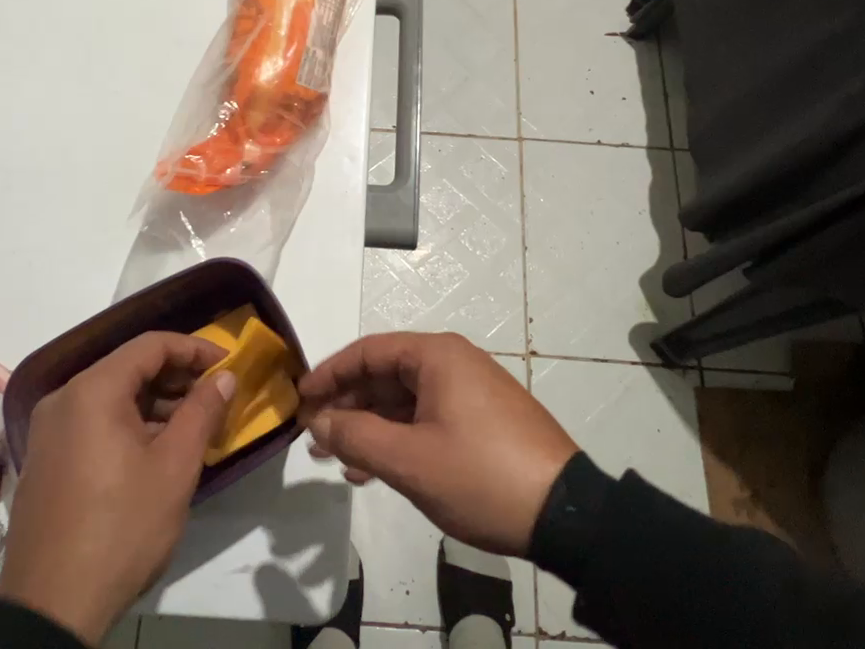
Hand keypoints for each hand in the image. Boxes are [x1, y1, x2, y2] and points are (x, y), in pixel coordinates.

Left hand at [0, 332, 235, 644]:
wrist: (51, 605)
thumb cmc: (121, 527)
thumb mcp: (174, 467)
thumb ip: (203, 411)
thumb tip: (224, 376)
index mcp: (92, 391)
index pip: (151, 345)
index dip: (195, 348)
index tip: (229, 365)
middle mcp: (64, 400)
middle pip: (129, 367)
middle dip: (178, 376)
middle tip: (217, 396)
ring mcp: (50, 431)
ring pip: (112, 396)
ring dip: (157, 403)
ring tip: (196, 425)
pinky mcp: (47, 459)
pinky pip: (95, 422)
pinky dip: (131, 423)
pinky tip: (159, 449)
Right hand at [299, 333, 578, 556]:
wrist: (565, 514)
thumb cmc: (480, 475)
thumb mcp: (409, 460)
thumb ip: (355, 436)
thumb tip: (318, 421)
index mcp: (437, 357)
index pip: (368, 350)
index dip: (329, 373)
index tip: (299, 400)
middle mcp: (453, 364)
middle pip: (385, 374)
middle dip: (346, 405)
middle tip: (312, 437)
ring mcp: (470, 393)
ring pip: (403, 401)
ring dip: (368, 426)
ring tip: (335, 460)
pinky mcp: (481, 422)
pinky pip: (426, 419)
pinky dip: (396, 439)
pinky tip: (372, 470)